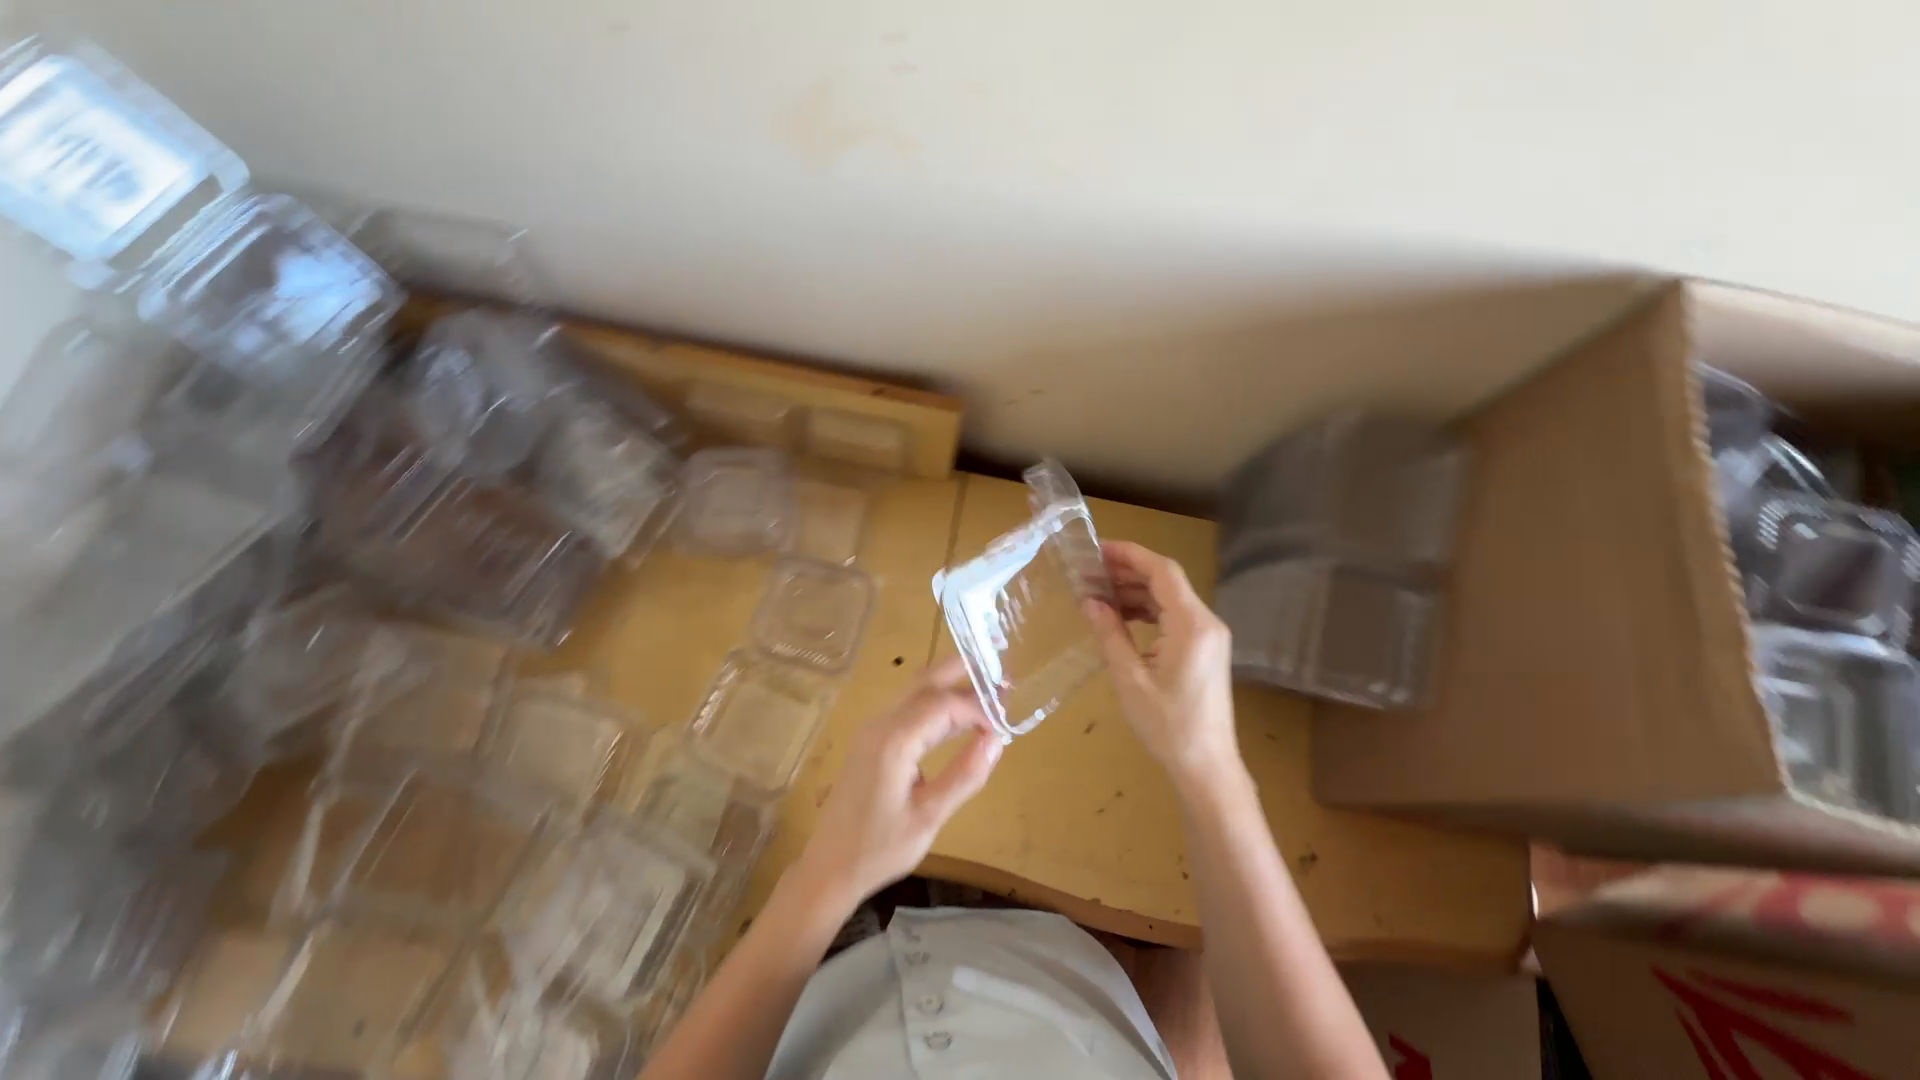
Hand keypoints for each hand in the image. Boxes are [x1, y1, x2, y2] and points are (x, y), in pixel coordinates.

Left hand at [791, 656, 1002, 908]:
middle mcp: (880, 725)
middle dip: (964, 674)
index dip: (979, 705)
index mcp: (893, 740)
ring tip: (990, 693)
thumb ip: (965, 776)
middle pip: (925, 682)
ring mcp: (872, 732)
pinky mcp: (871, 744)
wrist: (828, 869)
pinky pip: (907, 713)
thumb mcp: (929, 818)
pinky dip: (937, 709)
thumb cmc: (879, 849)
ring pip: (916, 695)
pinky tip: (959, 721)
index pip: (944, 703)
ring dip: (951, 690)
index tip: (1008, 717)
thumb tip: (997, 739)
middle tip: (1002, 675)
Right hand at [1083, 540, 1241, 789]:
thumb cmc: (1168, 725)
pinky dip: (1148, 611)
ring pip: (1170, 599)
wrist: (1206, 765)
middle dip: (1128, 572)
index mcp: (1192, 625)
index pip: (1162, 572)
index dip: (1130, 555)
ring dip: (1136, 592)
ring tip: (1098, 593)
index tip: (1097, 549)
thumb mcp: (1130, 680)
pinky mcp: (1205, 650)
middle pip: (1167, 582)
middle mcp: (1206, 623)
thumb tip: (1090, 601)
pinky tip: (1121, 617)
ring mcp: (1209, 636)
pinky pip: (1175, 617)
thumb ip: (1110, 635)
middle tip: (1088, 572)